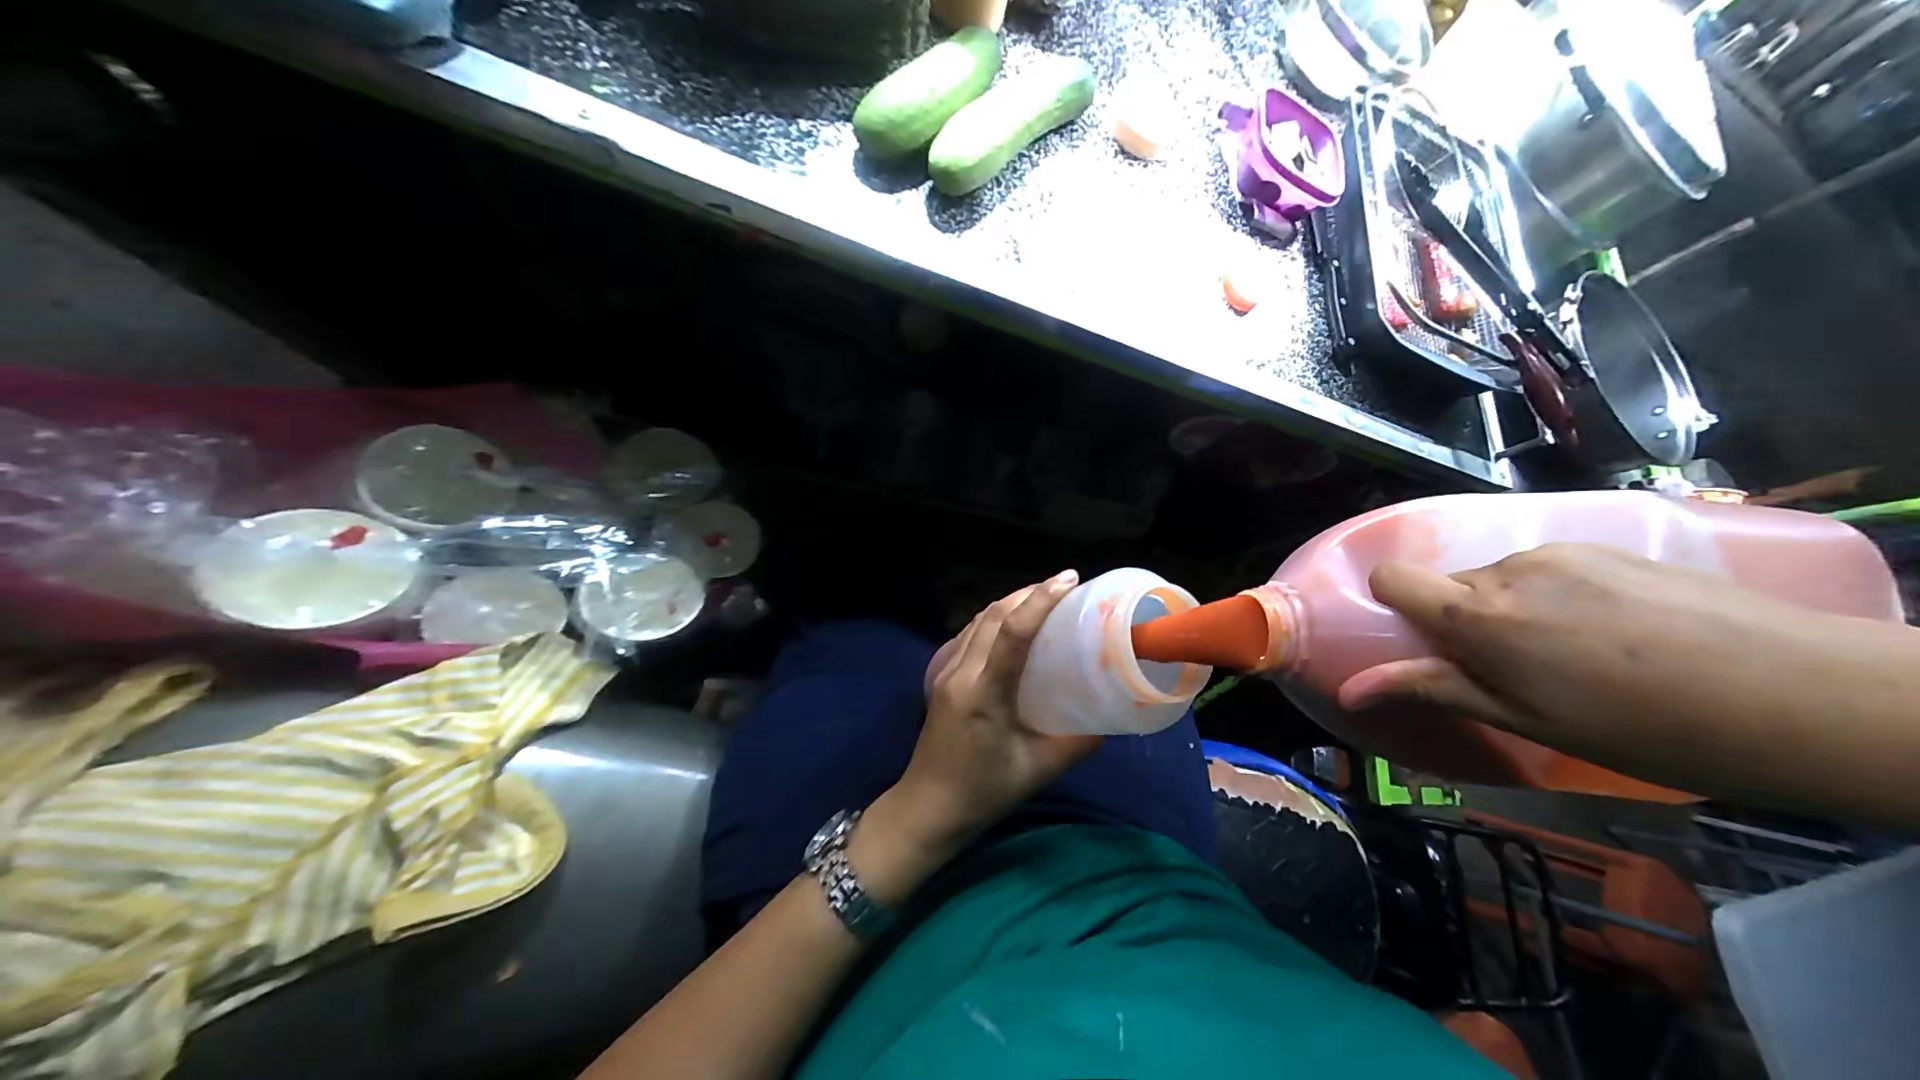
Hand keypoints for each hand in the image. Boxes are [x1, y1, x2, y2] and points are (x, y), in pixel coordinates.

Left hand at [891, 571, 1100, 848]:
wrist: (927, 808)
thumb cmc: (984, 792)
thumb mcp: (1039, 770)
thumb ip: (1077, 743)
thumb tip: (1111, 716)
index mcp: (983, 693)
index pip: (1011, 633)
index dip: (1040, 600)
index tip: (1069, 580)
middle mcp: (960, 673)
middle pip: (992, 615)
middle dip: (1029, 593)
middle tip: (1065, 587)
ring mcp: (944, 672)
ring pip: (977, 620)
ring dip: (1010, 603)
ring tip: (1044, 600)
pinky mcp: (940, 678)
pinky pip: (968, 635)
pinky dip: (993, 620)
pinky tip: (1012, 627)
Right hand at [1330, 543, 1918, 805]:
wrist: (1802, 695)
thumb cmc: (1643, 725)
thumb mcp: (1526, 719)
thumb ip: (1435, 689)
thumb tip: (1351, 690)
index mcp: (1479, 613)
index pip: (1392, 576)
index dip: (1390, 600)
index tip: (1418, 637)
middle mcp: (1509, 569)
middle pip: (1450, 583)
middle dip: (1462, 618)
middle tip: (1513, 668)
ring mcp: (1564, 552)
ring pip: (1502, 577)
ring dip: (1512, 608)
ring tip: (1574, 654)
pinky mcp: (1611, 546)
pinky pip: (1550, 567)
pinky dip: (1556, 595)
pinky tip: (1614, 632)